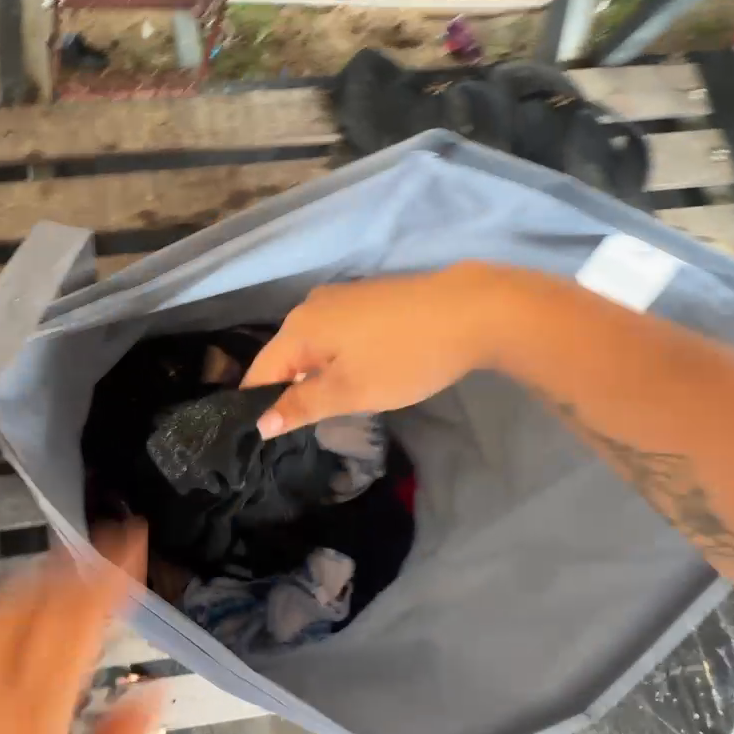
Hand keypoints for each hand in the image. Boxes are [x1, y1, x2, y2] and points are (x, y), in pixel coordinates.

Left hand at [0, 521, 158, 733]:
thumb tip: (149, 695)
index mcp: (28, 716)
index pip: (76, 618)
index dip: (109, 573)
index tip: (131, 541)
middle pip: (32, 598)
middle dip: (73, 566)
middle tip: (107, 553)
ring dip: (35, 581)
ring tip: (67, 575)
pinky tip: (14, 622)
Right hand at [243, 262, 536, 436]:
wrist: (475, 311)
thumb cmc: (405, 356)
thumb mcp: (350, 391)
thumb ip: (301, 406)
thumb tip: (260, 424)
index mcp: (297, 328)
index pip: (259, 373)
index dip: (260, 406)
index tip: (273, 436)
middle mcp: (308, 306)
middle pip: (283, 357)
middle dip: (291, 390)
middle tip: (312, 424)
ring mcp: (338, 297)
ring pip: (311, 346)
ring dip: (317, 374)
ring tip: (340, 402)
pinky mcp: (364, 296)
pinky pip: (333, 333)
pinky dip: (337, 356)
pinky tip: (363, 371)